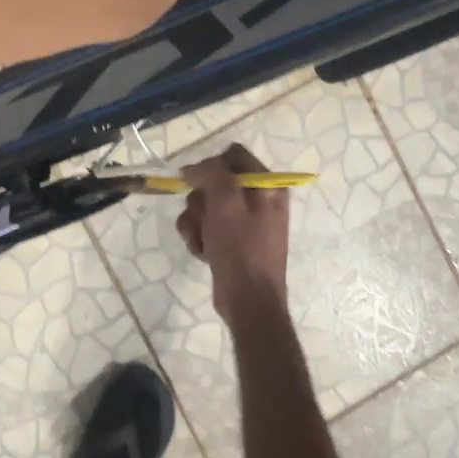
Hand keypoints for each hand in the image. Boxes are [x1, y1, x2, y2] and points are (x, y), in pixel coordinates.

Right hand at [176, 144, 291, 320]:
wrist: (249, 301)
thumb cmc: (241, 249)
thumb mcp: (226, 203)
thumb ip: (211, 173)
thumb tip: (191, 169)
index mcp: (267, 185)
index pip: (232, 155)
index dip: (209, 166)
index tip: (194, 183)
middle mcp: (258, 198)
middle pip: (213, 181)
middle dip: (200, 202)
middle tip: (206, 220)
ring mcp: (244, 221)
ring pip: (203, 205)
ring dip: (196, 223)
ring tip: (203, 242)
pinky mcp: (231, 240)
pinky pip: (204, 226)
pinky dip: (199, 238)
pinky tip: (204, 253)